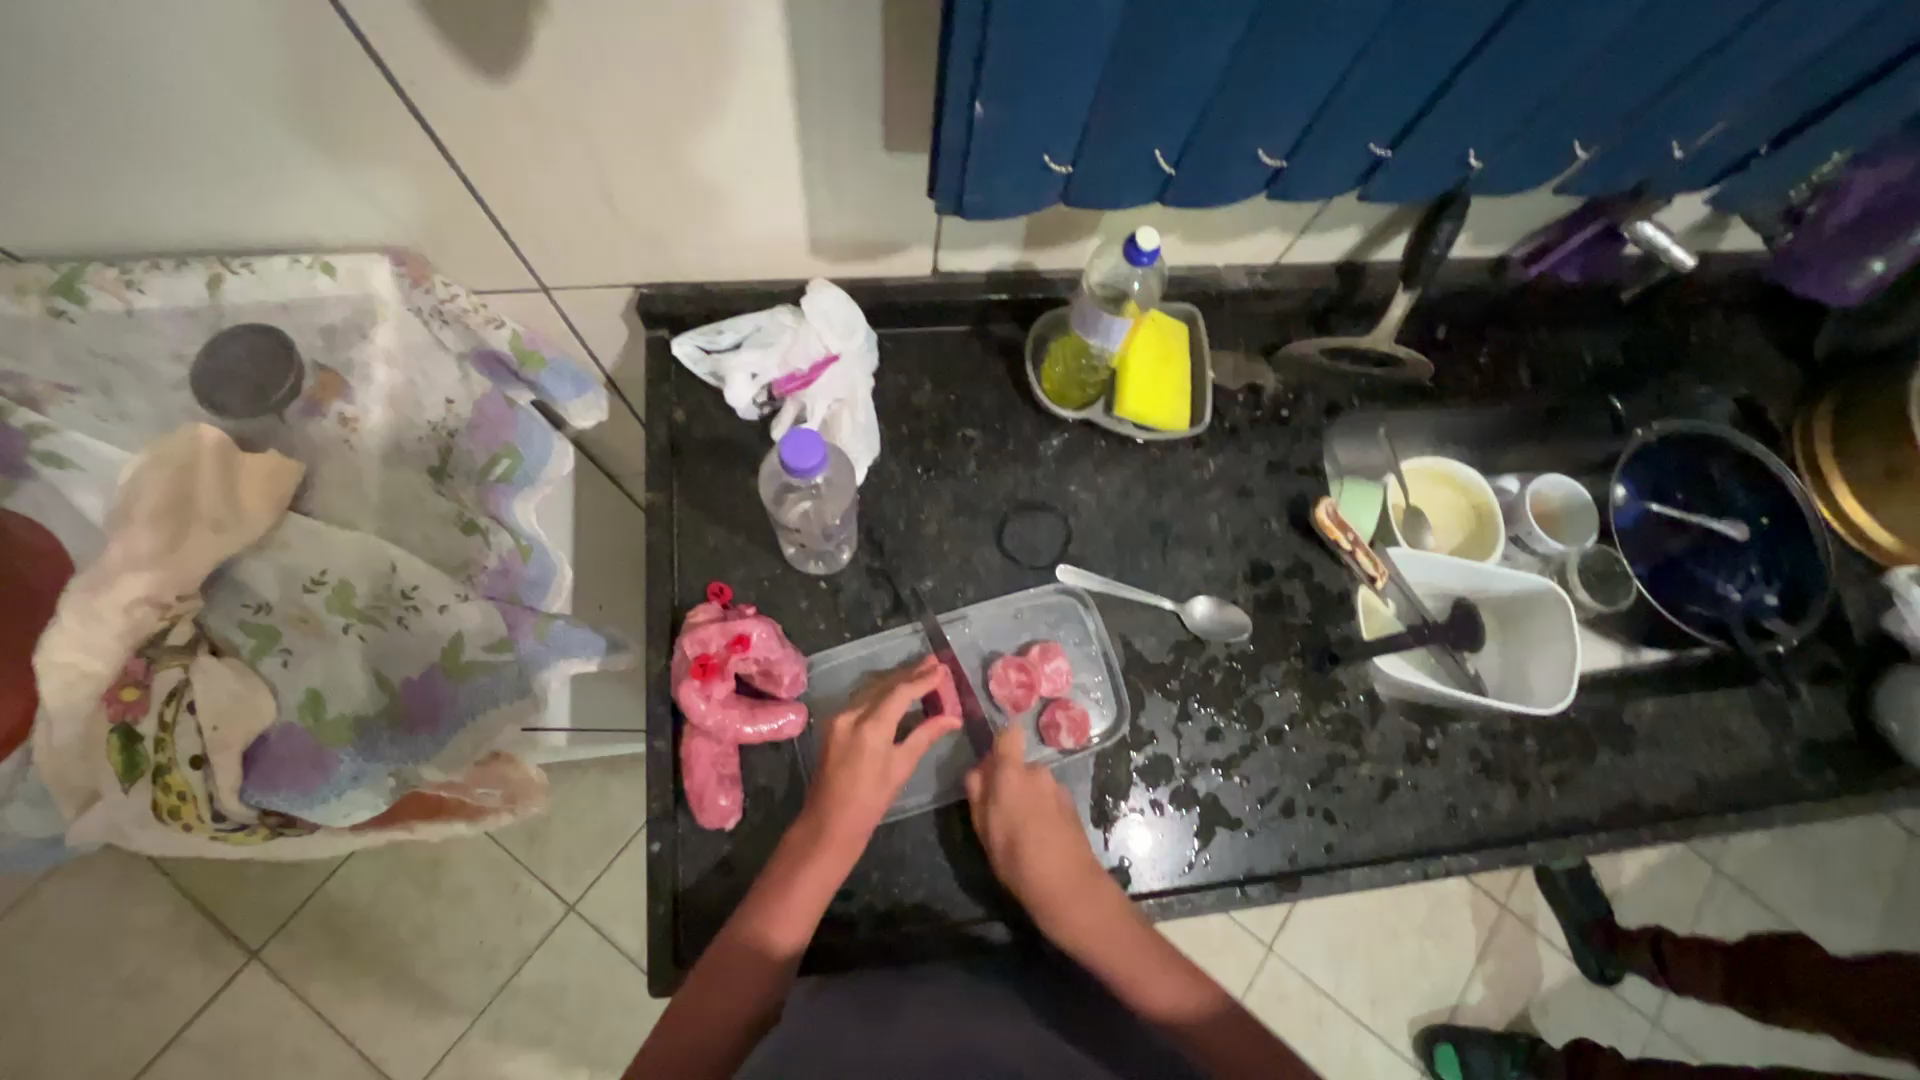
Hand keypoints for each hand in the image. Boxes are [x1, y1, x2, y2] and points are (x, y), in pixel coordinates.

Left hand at [802, 655, 961, 851]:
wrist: (828, 823)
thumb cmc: (871, 802)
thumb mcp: (901, 768)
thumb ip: (925, 736)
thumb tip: (953, 717)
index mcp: (871, 727)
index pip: (900, 693)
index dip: (923, 680)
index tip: (942, 669)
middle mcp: (851, 715)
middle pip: (884, 685)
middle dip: (910, 673)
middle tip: (933, 662)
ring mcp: (838, 718)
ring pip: (870, 689)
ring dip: (895, 680)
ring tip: (919, 670)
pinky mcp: (832, 725)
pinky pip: (859, 700)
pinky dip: (879, 692)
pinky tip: (894, 690)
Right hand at [964, 725, 1115, 935]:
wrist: (1067, 884)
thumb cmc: (1015, 856)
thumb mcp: (983, 828)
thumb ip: (977, 792)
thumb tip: (978, 770)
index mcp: (1012, 773)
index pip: (1009, 734)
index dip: (1001, 741)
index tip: (992, 763)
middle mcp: (1038, 772)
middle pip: (1019, 766)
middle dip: (1009, 782)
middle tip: (1000, 813)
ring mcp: (1058, 787)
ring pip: (1034, 784)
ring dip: (1027, 798)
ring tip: (1022, 831)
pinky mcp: (1072, 804)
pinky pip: (1049, 798)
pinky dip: (1043, 810)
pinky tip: (1041, 837)